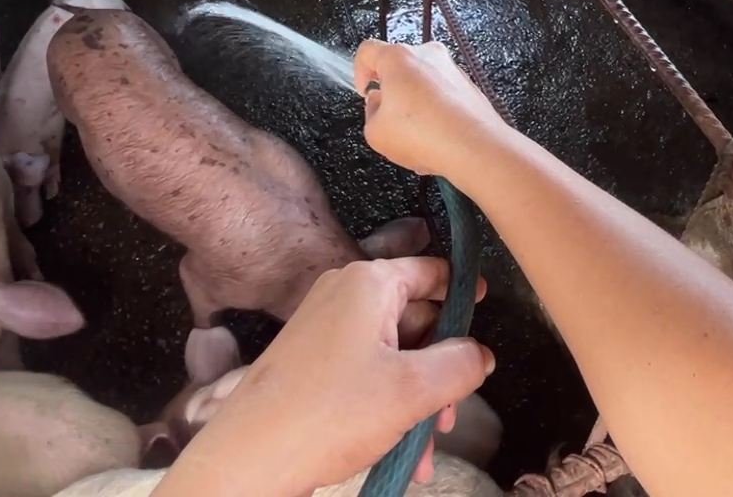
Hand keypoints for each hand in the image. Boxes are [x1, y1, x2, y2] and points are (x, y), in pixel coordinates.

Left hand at [165, 258, 493, 496]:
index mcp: (370, 282)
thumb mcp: (412, 390)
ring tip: (425, 450)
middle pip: (416, 319)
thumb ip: (460, 365)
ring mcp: (326, 327)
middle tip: (453, 415)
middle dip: (441, 369)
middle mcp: (347, 294)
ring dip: (417, 398)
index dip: (464, 291)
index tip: (486, 308)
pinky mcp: (312, 361)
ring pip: (393, 352)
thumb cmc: (329, 413)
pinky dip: (388, 404)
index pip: (433, 271)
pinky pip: (366, 371)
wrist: (246, 462)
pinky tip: (401, 455)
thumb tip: (482, 354)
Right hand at [354, 40, 515, 179]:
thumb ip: (370, 112)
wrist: (475, 147)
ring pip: (421, 82)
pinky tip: (434, 139)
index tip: (364, 91)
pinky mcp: (468, 85)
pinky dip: (435, 112)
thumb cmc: (426, 135)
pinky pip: (441, 95)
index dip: (359, 72)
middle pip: (398, 67)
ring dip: (414, 104)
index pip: (368, 50)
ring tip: (414, 136)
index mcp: (398, 58)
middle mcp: (428, 55)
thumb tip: (377, 104)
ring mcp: (450, 68)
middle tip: (388, 118)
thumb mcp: (375, 132)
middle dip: (390, 92)